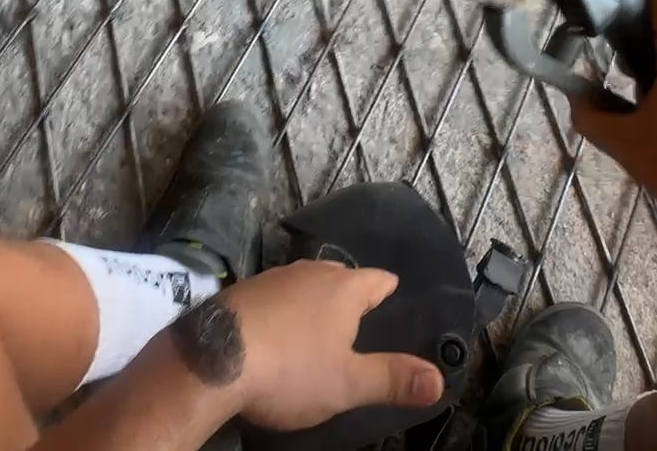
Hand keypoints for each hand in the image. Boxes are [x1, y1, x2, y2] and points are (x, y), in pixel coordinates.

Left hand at [181, 260, 444, 430]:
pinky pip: (279, 291)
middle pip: (342, 275)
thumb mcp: (347, 383)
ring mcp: (276, 276)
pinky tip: (281, 322)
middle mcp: (312, 272)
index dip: (388, 287)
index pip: (377, 279)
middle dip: (353, 289)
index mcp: (343, 289)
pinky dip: (288, 303)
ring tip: (323, 315)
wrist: (216, 357)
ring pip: (308, 280)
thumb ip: (392, 378)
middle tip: (362, 310)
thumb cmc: (291, 369)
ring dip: (318, 295)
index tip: (394, 291)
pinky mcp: (247, 289)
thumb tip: (440, 378)